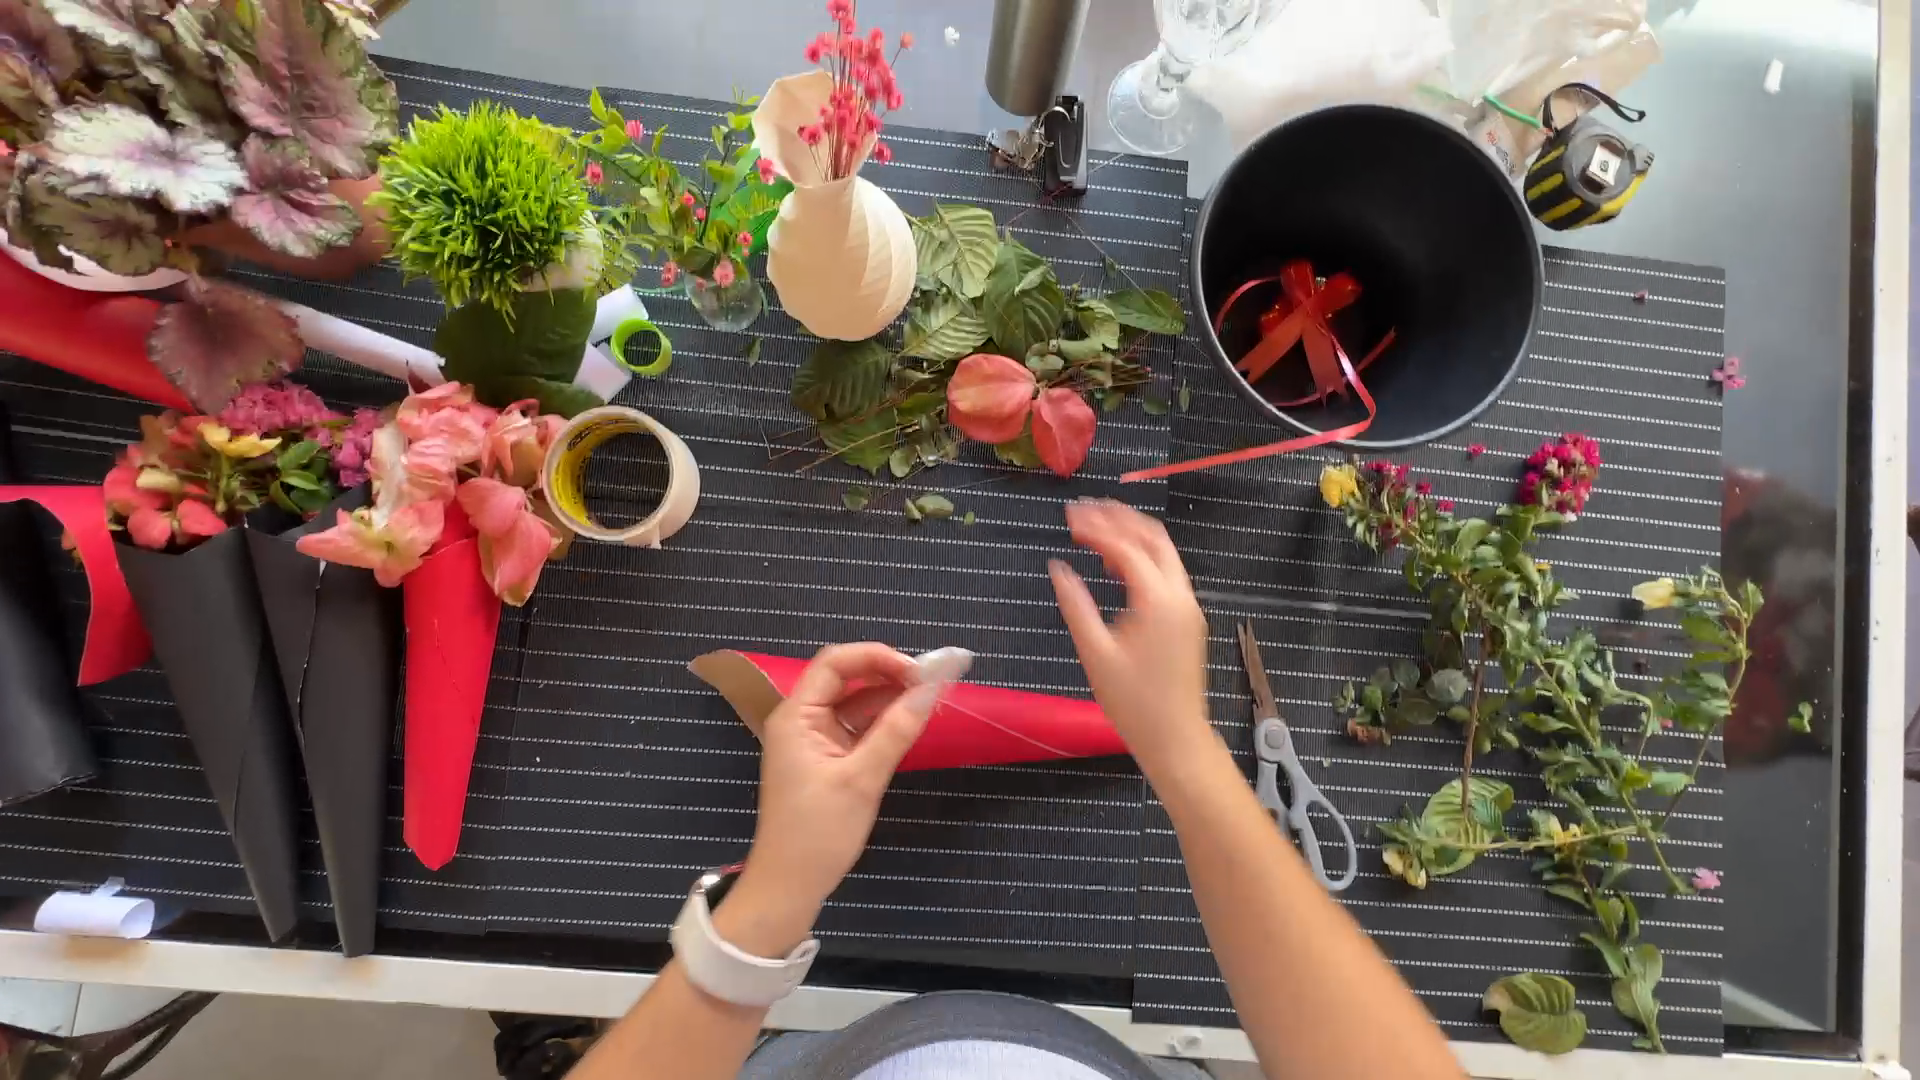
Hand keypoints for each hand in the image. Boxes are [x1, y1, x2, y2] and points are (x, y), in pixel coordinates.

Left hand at [728, 643, 950, 953]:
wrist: (789, 889)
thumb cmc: (817, 833)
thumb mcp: (861, 780)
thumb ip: (896, 732)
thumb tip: (931, 691)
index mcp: (796, 716)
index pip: (835, 663)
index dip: (876, 657)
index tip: (916, 671)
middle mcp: (803, 719)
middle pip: (847, 678)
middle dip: (888, 674)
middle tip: (930, 682)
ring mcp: (816, 738)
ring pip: (856, 702)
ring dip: (891, 698)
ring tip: (930, 698)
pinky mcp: (829, 758)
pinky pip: (859, 726)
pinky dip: (885, 721)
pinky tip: (912, 720)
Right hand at [1050, 500, 1216, 776]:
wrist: (1175, 737)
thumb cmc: (1132, 702)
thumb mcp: (1095, 653)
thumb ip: (1076, 606)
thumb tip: (1058, 568)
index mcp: (1157, 601)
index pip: (1125, 548)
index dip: (1096, 528)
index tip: (1068, 517)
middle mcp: (1180, 595)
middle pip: (1153, 538)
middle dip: (1119, 518)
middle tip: (1085, 509)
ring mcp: (1188, 606)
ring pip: (1163, 553)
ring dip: (1132, 534)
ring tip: (1096, 528)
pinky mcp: (1187, 618)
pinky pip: (1167, 572)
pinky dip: (1142, 557)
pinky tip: (1115, 564)